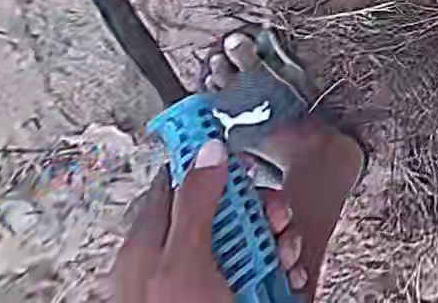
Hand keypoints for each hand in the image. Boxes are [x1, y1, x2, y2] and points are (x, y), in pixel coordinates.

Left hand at [113, 139, 309, 302]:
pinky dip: (281, 265)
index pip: (178, 178)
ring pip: (249, 232)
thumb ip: (196, 204)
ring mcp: (206, 279)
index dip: (209, 159)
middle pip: (224, 204)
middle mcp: (176, 258)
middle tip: (275, 217)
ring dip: (277, 237)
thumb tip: (209, 149)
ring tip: (286, 255)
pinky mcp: (232, 296)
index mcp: (149, 245)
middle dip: (258, 205)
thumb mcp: (183, 266)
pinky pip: (262, 264)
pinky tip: (288, 276)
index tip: (240, 150)